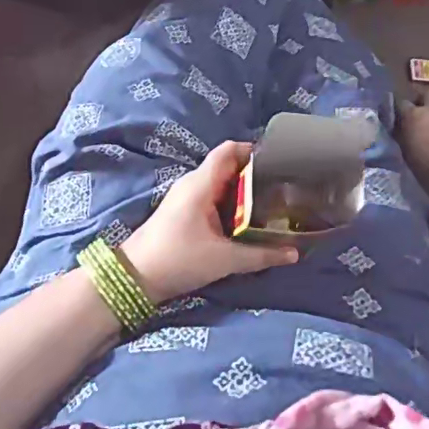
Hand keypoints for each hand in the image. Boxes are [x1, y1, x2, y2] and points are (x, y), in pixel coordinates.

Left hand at [119, 142, 299, 300]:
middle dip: (255, 175)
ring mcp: (185, 198)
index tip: (280, 163)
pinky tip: (247, 221)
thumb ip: (260, 255)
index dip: (254, 151)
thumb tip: (294, 253)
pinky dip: (231, 205)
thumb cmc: (178, 259)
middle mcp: (193, 184)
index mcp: (201, 184)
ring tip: (272, 204)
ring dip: (243, 192)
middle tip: (284, 188)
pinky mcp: (183, 213)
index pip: (229, 150)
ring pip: (221, 185)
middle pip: (229, 167)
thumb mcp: (224, 260)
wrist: (134, 278)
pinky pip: (212, 199)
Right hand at [396, 89, 428, 179]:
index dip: (398, 107)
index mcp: (412, 113)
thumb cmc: (421, 159)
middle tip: (415, 111)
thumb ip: (400, 133)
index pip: (401, 102)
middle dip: (420, 100)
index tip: (395, 114)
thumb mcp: (404, 147)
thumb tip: (397, 127)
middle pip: (426, 96)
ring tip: (427, 126)